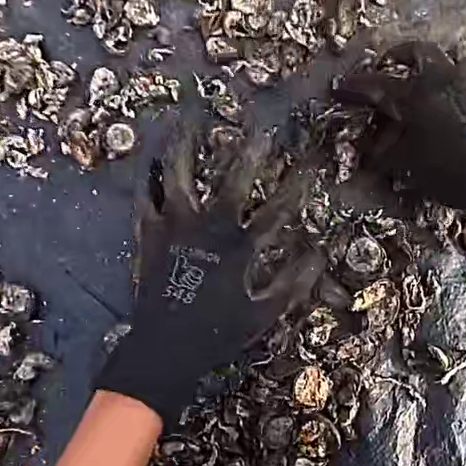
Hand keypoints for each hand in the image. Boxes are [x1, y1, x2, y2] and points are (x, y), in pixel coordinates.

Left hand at [95, 127, 320, 428]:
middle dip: (251, 153)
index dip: (298, 186)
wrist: (164, 346)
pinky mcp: (149, 232)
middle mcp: (208, 226)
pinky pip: (146, 197)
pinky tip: (150, 158)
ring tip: (188, 118)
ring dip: (186, 145)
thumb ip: (293, 281)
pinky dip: (148, 177)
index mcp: (239, 245)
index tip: (311, 166)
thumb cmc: (217, 332)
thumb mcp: (264, 313)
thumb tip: (319, 252)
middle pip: (234, 180)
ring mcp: (174, 225)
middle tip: (260, 130)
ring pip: (179, 174)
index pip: (278, 209)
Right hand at [333, 41, 465, 255]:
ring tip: (411, 85)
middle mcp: (443, 78)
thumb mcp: (407, 165)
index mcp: (418, 95)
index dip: (354, 86)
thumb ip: (382, 150)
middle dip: (395, 57)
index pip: (376, 84)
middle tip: (382, 68)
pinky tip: (437, 103)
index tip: (339, 88)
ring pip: (442, 59)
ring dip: (423, 66)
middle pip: (416, 52)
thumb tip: (364, 143)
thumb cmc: (452, 174)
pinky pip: (459, 74)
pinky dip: (442, 80)